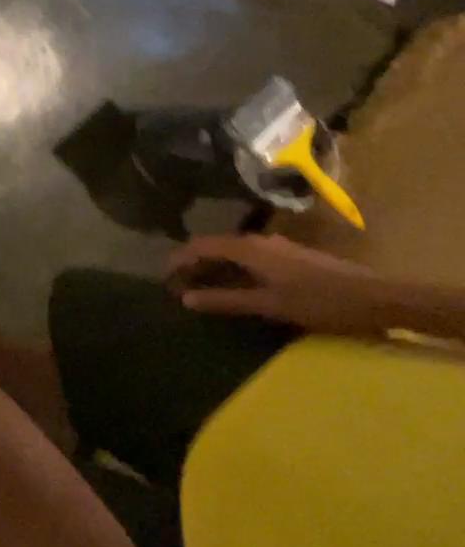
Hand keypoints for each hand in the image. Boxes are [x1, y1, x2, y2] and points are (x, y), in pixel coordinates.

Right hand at [166, 234, 386, 335]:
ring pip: (235, 252)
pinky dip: (237, 269)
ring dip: (217, 267)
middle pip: (215, 246)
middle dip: (195, 263)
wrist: (382, 298)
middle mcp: (258, 241)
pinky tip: (243, 285)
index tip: (164, 277)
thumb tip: (185, 298)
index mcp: (246, 249)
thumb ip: (225, 300)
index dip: (177, 259)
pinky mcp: (294, 257)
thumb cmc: (320, 301)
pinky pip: (253, 257)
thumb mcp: (270, 305)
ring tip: (209, 286)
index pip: (198, 246)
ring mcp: (279, 247)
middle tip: (183, 284)